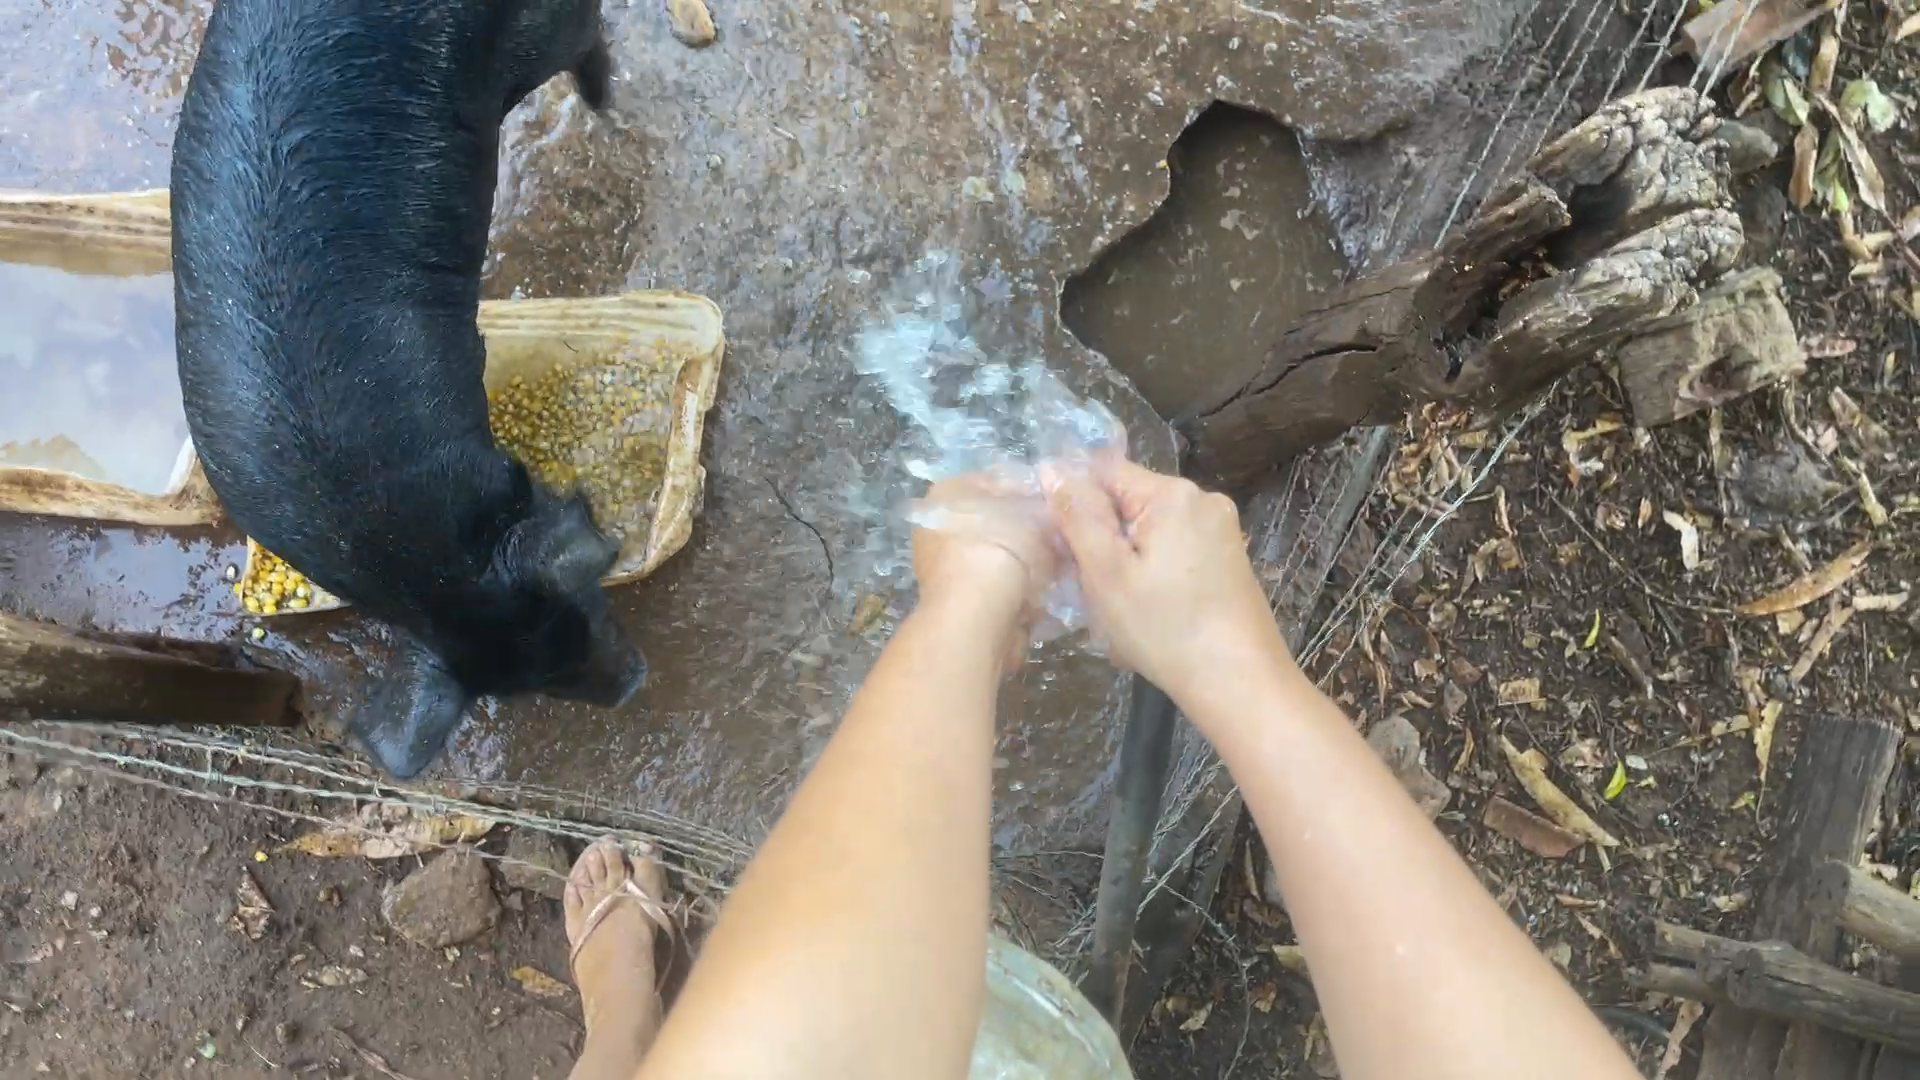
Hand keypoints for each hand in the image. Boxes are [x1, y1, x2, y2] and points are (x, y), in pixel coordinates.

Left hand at [910, 469, 1059, 647]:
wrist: (977, 617)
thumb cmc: (999, 548)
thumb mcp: (1033, 515)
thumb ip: (1047, 510)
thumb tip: (1057, 516)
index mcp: (948, 494)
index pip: (999, 480)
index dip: (1036, 489)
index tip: (1065, 503)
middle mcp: (942, 529)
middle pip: (1001, 521)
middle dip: (1037, 530)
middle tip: (1069, 536)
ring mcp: (950, 568)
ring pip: (1004, 557)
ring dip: (1034, 562)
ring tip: (1065, 564)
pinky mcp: (964, 603)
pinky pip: (1003, 586)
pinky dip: (1025, 589)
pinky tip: (1051, 590)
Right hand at [1042, 459, 1294, 704]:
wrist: (1239, 683)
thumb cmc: (1165, 628)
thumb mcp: (1107, 572)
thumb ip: (1078, 516)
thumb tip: (1052, 469)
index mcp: (1173, 494)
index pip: (1105, 472)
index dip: (1075, 502)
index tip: (1062, 545)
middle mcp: (1202, 500)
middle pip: (1129, 501)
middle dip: (1102, 536)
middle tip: (1088, 586)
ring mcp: (1220, 530)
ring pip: (1149, 530)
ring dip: (1124, 559)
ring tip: (1117, 604)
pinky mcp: (1227, 558)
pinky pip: (1173, 549)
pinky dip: (1151, 571)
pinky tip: (1148, 609)